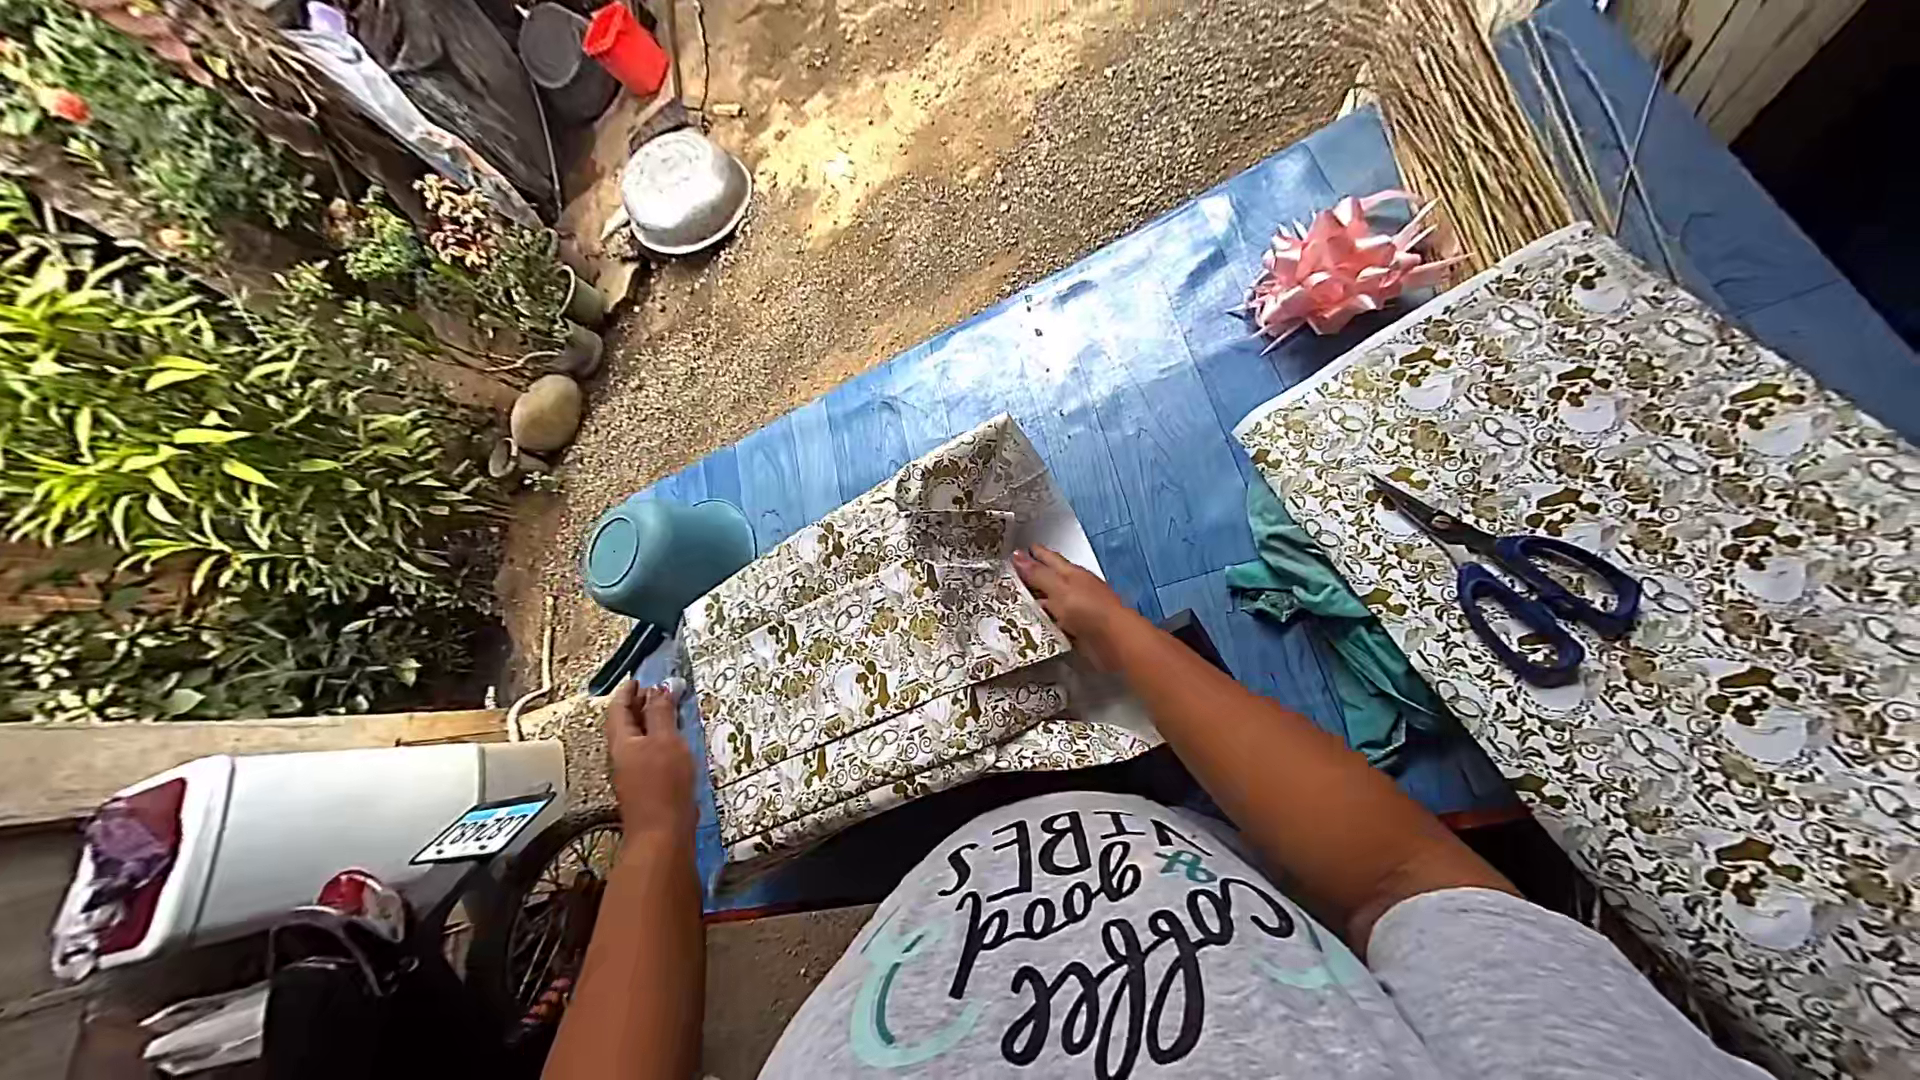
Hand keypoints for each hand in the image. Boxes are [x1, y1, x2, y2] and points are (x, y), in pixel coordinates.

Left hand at [604, 680, 695, 842]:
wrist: (663, 831)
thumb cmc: (664, 782)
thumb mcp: (665, 740)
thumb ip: (661, 713)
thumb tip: (659, 688)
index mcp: (622, 742)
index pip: (618, 710)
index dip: (627, 693)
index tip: (638, 680)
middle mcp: (623, 755)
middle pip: (626, 724)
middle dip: (639, 705)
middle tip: (657, 690)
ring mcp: (634, 771)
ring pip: (639, 738)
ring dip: (651, 721)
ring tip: (669, 709)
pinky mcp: (648, 784)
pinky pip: (650, 751)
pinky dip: (659, 737)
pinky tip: (675, 739)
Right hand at [1011, 544, 1144, 670]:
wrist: (1114, 640)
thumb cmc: (1088, 609)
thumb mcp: (1059, 587)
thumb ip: (1038, 574)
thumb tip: (1018, 555)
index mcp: (1072, 573)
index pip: (1050, 558)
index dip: (1036, 553)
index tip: (1020, 549)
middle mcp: (1075, 589)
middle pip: (1050, 579)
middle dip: (1033, 575)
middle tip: (1012, 573)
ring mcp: (1077, 609)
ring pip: (1051, 600)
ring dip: (1036, 599)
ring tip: (1015, 599)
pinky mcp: (1076, 628)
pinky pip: (1054, 620)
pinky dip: (1043, 618)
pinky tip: (1032, 622)